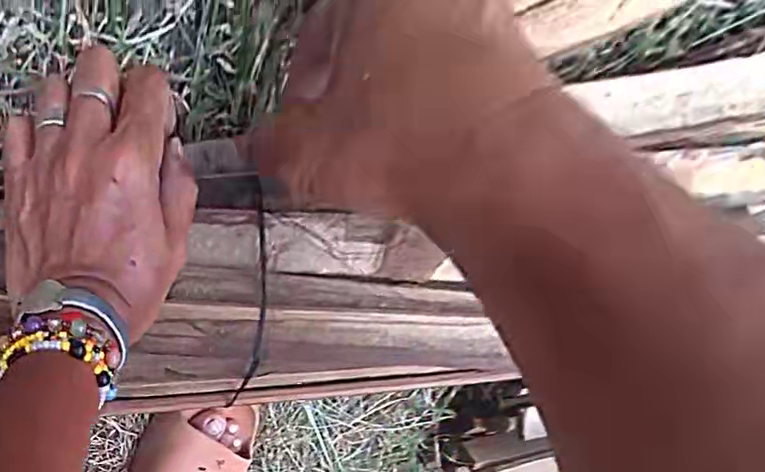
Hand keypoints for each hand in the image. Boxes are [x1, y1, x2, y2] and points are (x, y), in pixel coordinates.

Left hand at [2, 45, 196, 341]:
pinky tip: (44, 147)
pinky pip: (14, 129)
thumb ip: (179, 186)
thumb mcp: (173, 245)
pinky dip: (30, 127)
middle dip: (111, 82)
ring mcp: (46, 166)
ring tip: (77, 127)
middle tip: (114, 113)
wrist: (72, 321)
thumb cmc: (124, 291)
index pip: (146, 85)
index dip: (154, 98)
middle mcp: (86, 151)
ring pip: (52, 90)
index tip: (153, 123)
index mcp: (131, 161)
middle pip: (95, 70)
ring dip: (69, 98)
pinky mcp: (17, 186)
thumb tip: (171, 150)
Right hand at [250, 0, 555, 217]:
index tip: (294, 113)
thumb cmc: (400, 141)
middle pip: (367, 34)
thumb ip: (269, 144)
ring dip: (381, 93)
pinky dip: (421, 101)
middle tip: (328, 130)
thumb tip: (259, 145)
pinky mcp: (505, 46)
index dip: (298, 78)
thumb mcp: (304, 154)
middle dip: (342, 84)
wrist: (493, 163)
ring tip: (368, 144)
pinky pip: (446, 69)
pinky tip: (409, 143)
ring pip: (407, 51)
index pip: (316, 25)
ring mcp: (477, 11)